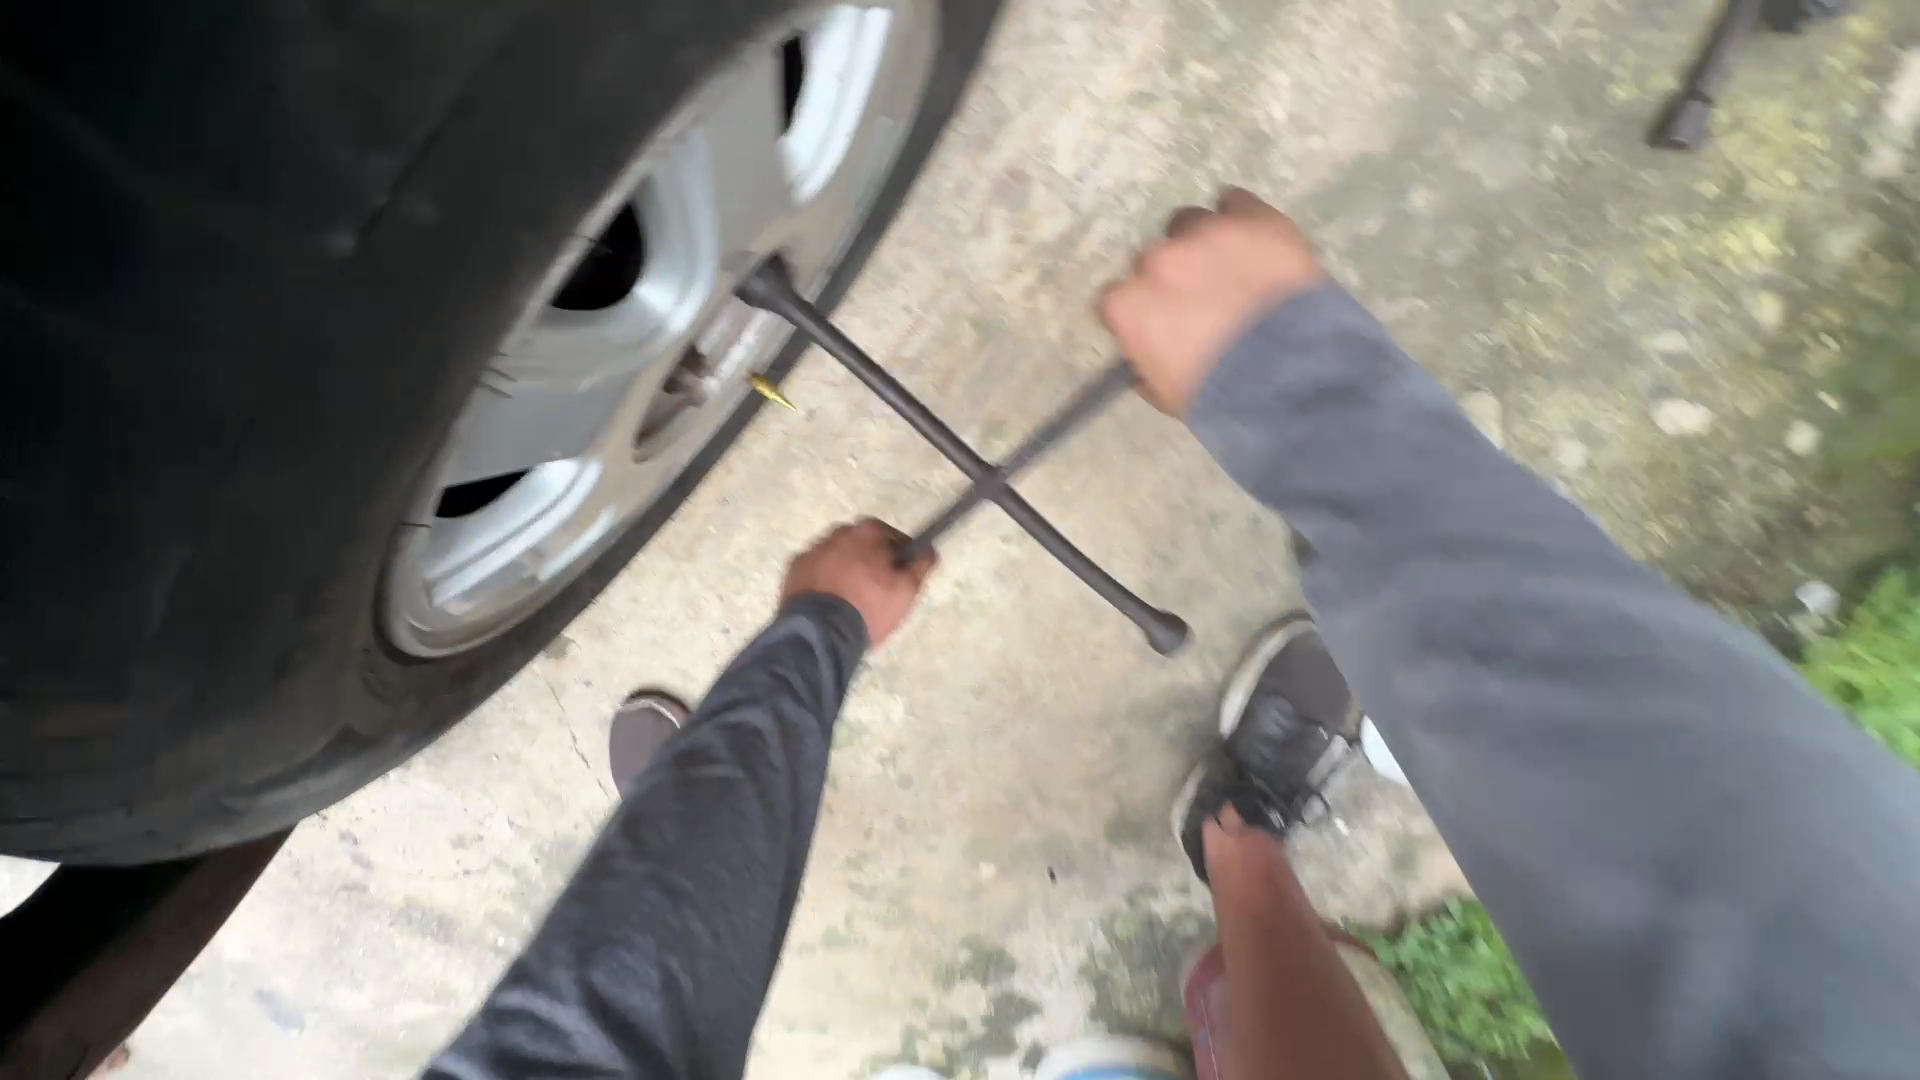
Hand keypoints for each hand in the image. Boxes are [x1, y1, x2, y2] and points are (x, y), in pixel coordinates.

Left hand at [781, 519, 937, 646]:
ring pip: (837, 555)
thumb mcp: (907, 590)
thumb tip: (929, 549)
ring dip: (845, 569)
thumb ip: (921, 565)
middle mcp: (838, 532)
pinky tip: (829, 602)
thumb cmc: (869, 608)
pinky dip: (823, 580)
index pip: (892, 537)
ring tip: (850, 599)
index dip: (900, 557)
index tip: (900, 576)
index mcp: (868, 532)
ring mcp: (812, 549)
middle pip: (862, 544)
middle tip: (876, 590)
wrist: (820, 633)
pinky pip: (816, 570)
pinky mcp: (794, 568)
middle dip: (870, 561)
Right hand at [1098, 187, 1327, 416]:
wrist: (1286, 375)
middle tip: (1197, 300)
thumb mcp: (1166, 395)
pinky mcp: (1251, 218)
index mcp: (1129, 305)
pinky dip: (1238, 217)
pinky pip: (1235, 202)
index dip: (1137, 310)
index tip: (1154, 323)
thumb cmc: (1217, 396)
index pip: (1114, 299)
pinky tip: (1250, 238)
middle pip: (1151, 259)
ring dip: (1198, 242)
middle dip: (1168, 277)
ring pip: (1188, 224)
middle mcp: (1157, 261)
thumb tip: (1144, 365)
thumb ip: (1146, 370)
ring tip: (1226, 266)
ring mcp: (1204, 234)